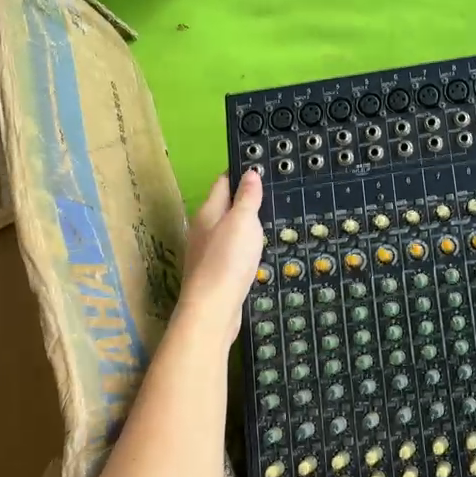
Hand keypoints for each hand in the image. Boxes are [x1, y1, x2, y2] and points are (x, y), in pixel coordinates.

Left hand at [171, 169, 265, 352]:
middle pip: (224, 206)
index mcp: (208, 213)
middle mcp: (203, 230)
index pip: (223, 183)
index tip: (260, 166)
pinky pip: (231, 251)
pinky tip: (257, 252)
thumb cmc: (227, 260)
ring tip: (269, 219)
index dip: (239, 173)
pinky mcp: (215, 273)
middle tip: (272, 193)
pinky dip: (244, 246)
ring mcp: (207, 253)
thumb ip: (247, 198)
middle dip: (244, 198)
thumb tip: (250, 173)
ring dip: (245, 224)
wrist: (212, 310)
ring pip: (228, 230)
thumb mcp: (242, 222)